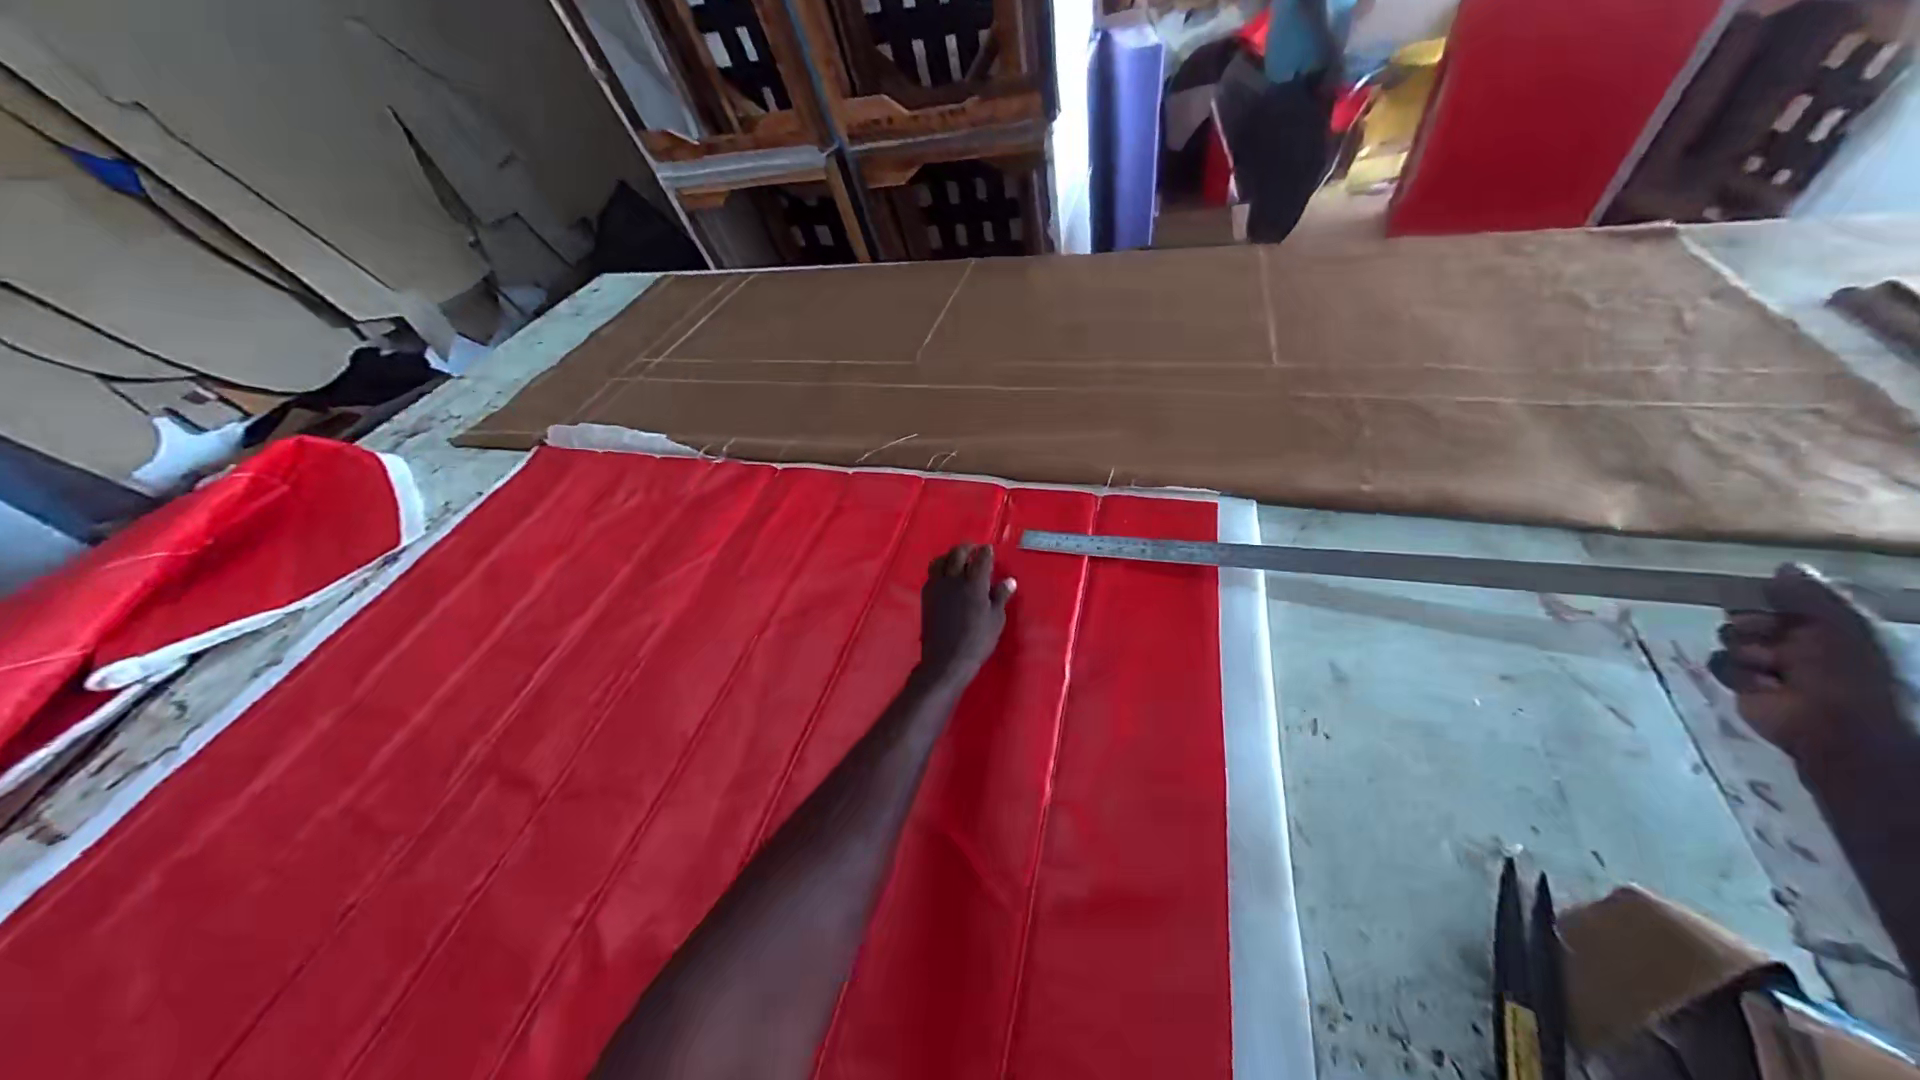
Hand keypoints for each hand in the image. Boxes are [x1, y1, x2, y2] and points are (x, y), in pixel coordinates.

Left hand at [918, 545, 1014, 688]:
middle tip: (974, 549)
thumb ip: (1000, 597)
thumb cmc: (977, 641)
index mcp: (975, 583)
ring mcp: (937, 586)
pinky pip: (931, 574)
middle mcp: (954, 579)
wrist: (946, 659)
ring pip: (940, 560)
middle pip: (958, 553)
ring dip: (950, 555)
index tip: (989, 549)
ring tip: (957, 559)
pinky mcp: (926, 595)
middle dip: (967, 548)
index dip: (986, 552)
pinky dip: (939, 568)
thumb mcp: (996, 620)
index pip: (981, 558)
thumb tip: (1009, 581)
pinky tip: (944, 575)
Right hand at [1709, 564, 1914, 767]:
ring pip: (1731, 640)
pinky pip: (1720, 664)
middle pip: (1750, 619)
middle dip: (1753, 626)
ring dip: (1746, 652)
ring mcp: (1770, 666)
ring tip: (1770, 668)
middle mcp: (1799, 645)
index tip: (1770, 602)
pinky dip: (1737, 673)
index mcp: (1828, 629)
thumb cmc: (1848, 675)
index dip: (1774, 601)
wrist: (1833, 728)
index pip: (1785, 603)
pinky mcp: (1744, 685)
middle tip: (1764, 637)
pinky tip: (1759, 685)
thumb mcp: (1838, 627)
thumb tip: (1782, 566)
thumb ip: (1810, 597)